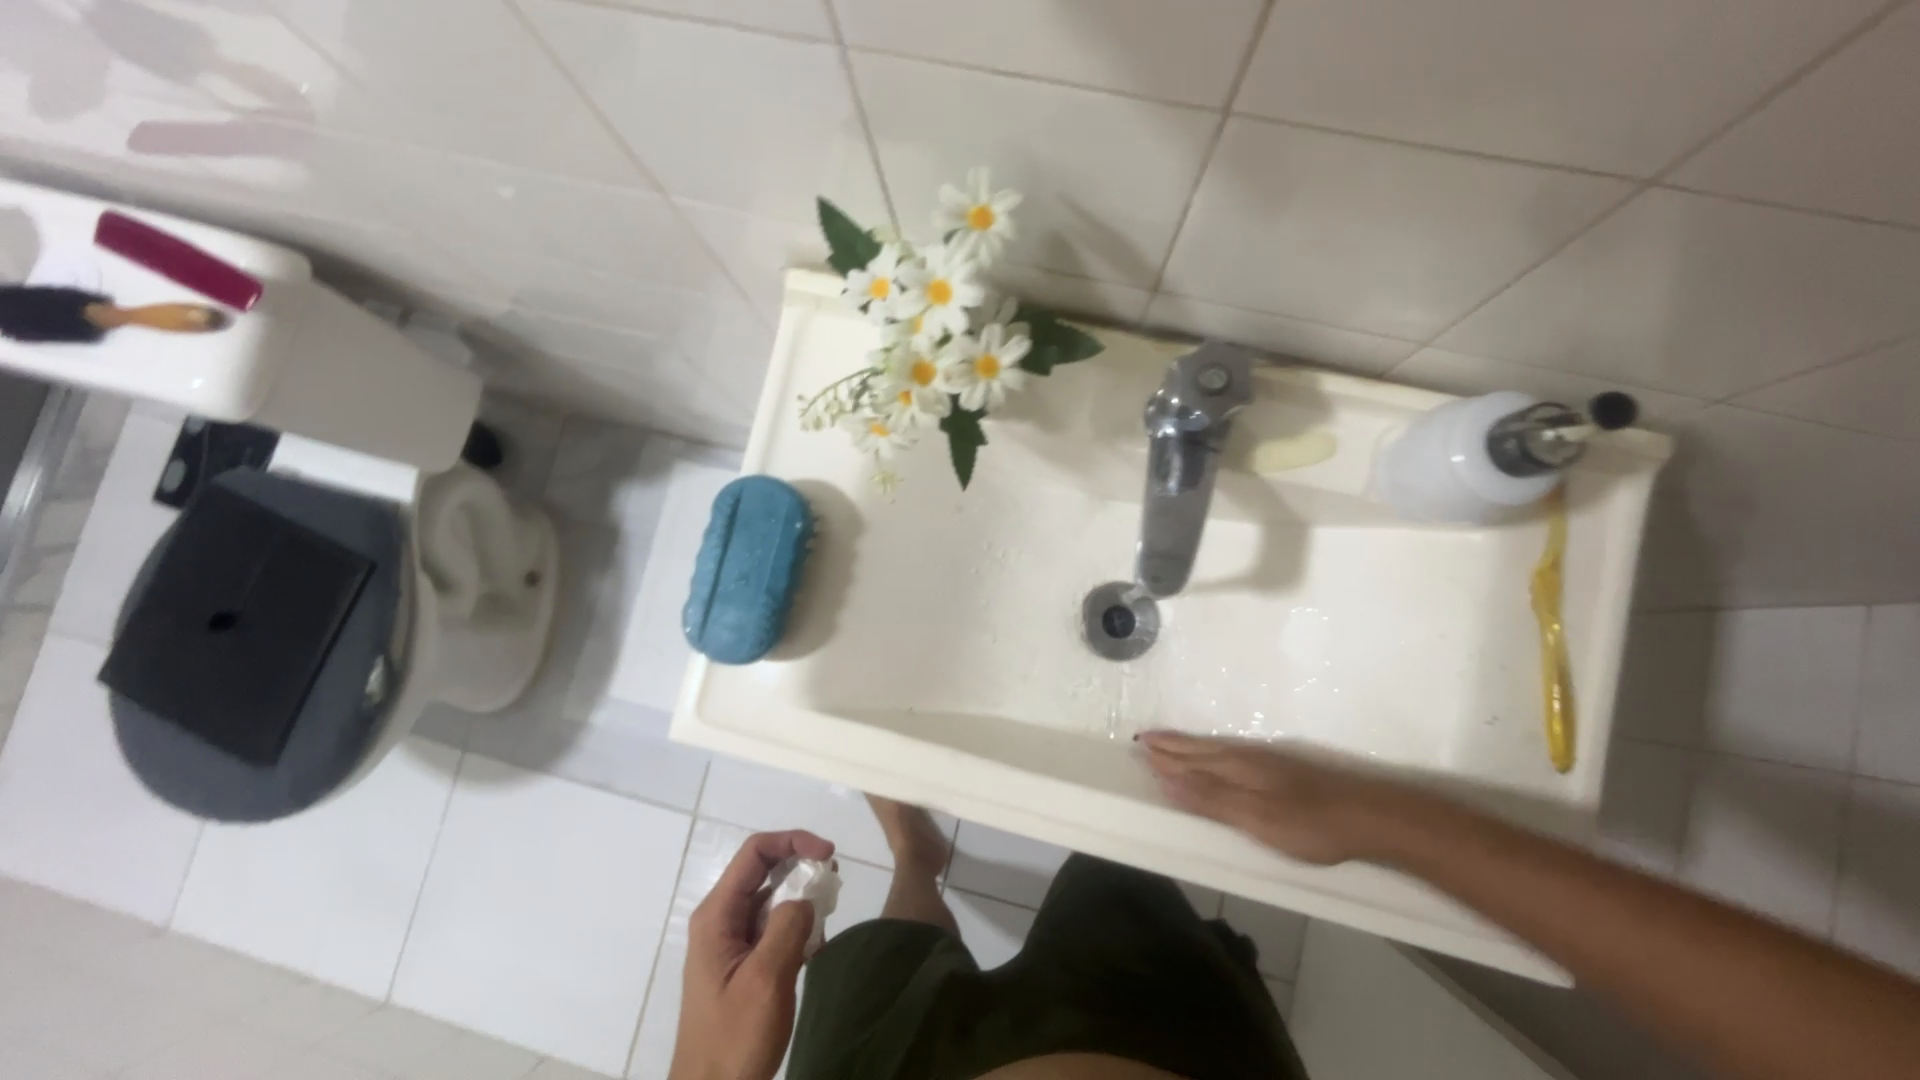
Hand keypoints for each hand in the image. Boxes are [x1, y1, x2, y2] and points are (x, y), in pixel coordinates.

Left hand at [671, 830, 835, 1079]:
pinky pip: (775, 927)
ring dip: (803, 898)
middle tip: (834, 882)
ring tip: (828, 914)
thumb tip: (806, 897)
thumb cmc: (733, 1038)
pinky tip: (815, 946)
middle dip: (802, 867)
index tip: (829, 854)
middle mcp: (722, 920)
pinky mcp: (745, 963)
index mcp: (717, 915)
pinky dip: (799, 926)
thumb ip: (787, 927)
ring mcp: (733, 942)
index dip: (793, 841)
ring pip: (773, 898)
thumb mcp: (765, 980)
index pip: (755, 853)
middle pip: (765, 870)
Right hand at [1140, 732, 1420, 865]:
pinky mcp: (1285, 772)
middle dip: (1173, 744)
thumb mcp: (1255, 817)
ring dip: (1191, 746)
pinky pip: (1232, 754)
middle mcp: (1249, 758)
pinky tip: (1221, 757)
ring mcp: (1269, 763)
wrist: (1373, 818)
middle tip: (1146, 738)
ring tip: (1173, 743)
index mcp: (1238, 767)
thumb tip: (1165, 777)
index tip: (1139, 747)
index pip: (1192, 759)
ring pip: (1218, 749)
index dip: (1166, 756)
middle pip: (1202, 749)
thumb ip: (1211, 798)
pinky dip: (1213, 753)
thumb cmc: (1311, 823)